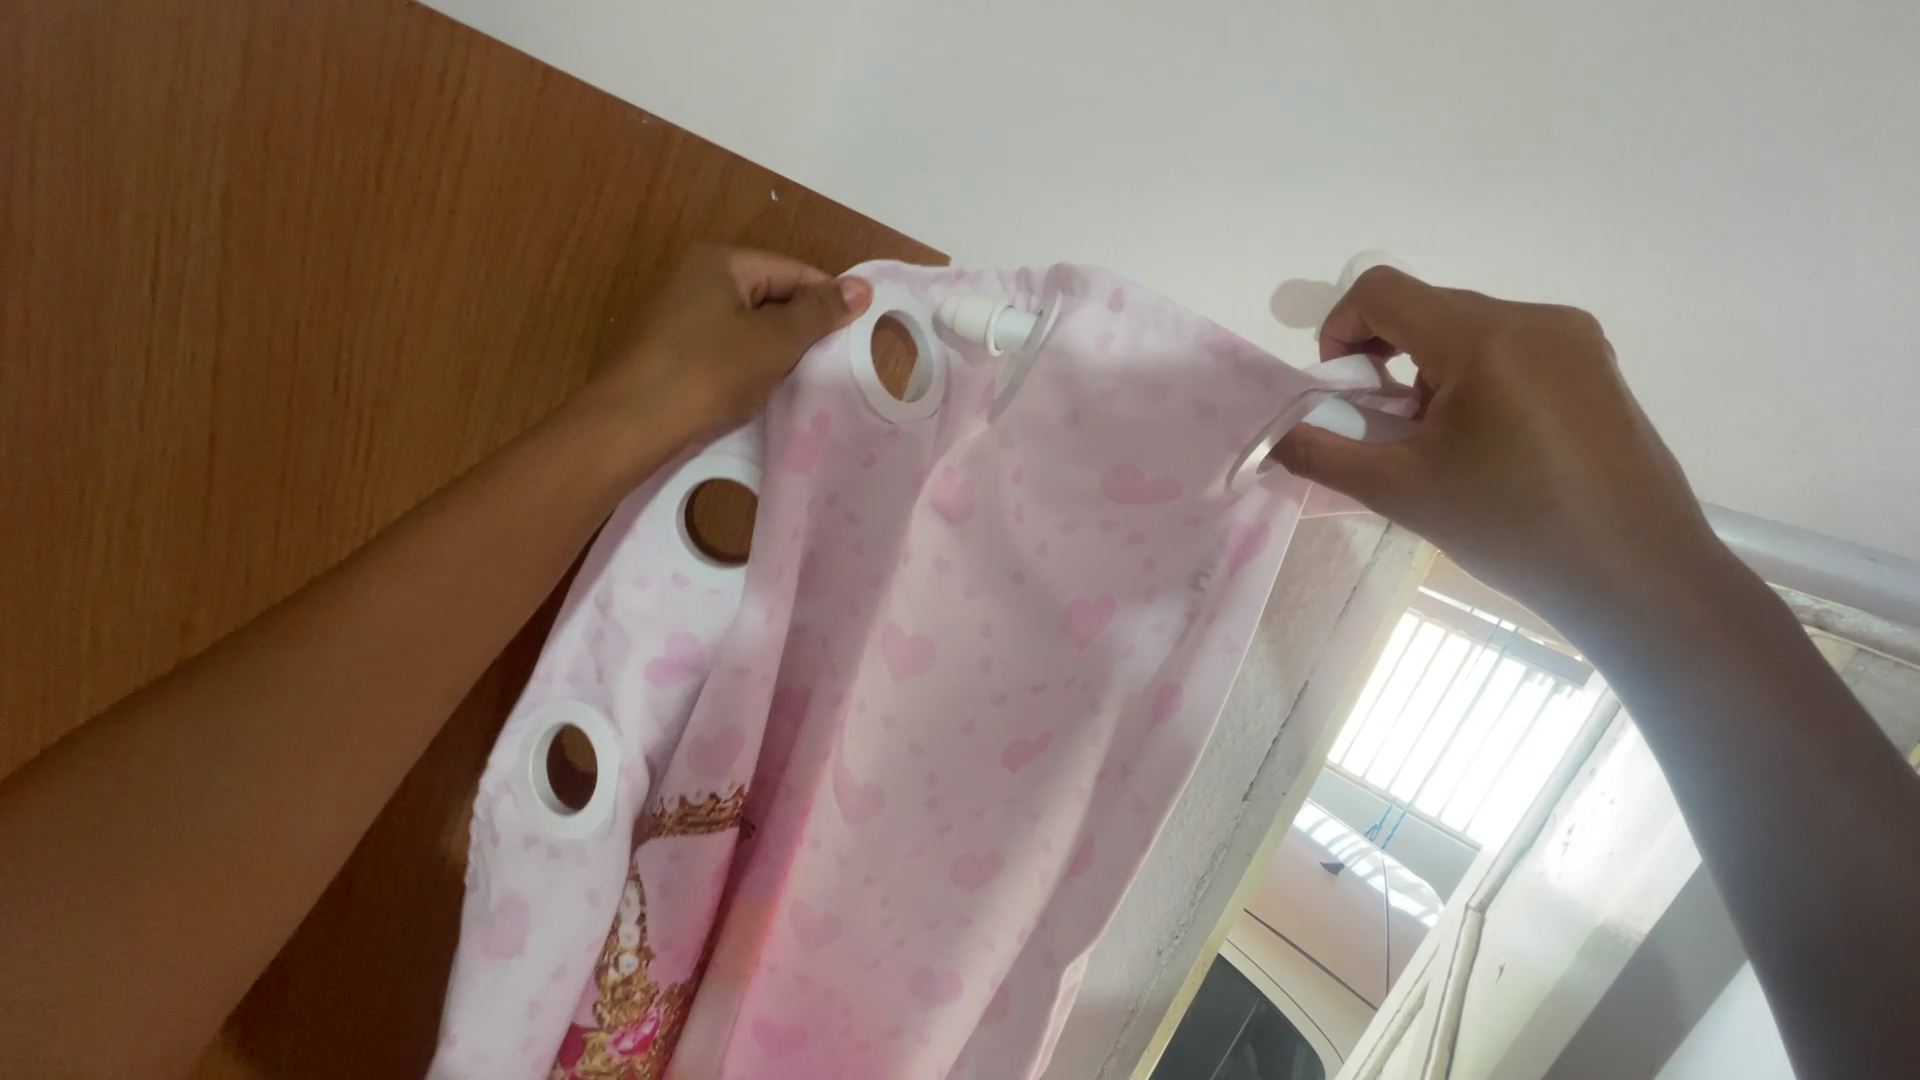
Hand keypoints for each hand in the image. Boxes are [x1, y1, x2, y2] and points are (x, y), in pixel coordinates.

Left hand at [581, 245, 872, 445]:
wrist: (635, 422)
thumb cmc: (709, 372)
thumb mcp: (775, 340)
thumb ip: (819, 313)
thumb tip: (862, 286)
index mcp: (722, 262)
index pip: (793, 271)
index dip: (827, 301)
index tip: (856, 334)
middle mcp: (698, 278)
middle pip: (771, 295)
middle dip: (802, 328)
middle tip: (833, 361)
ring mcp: (683, 315)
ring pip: (751, 325)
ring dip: (778, 350)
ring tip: (803, 377)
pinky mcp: (676, 350)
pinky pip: (729, 348)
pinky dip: (752, 365)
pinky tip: (764, 389)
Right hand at [1273, 266, 1722, 629]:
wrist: (1636, 573)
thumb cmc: (1511, 528)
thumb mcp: (1398, 492)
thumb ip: (1320, 454)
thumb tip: (1269, 437)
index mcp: (1484, 340)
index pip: (1382, 290)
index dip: (1338, 329)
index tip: (1340, 391)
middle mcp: (1534, 319)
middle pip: (1422, 310)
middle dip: (1380, 360)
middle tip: (1380, 428)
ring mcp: (1572, 339)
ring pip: (1462, 329)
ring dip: (1422, 373)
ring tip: (1431, 443)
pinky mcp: (1591, 365)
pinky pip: (1505, 347)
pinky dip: (1465, 379)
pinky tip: (1478, 442)